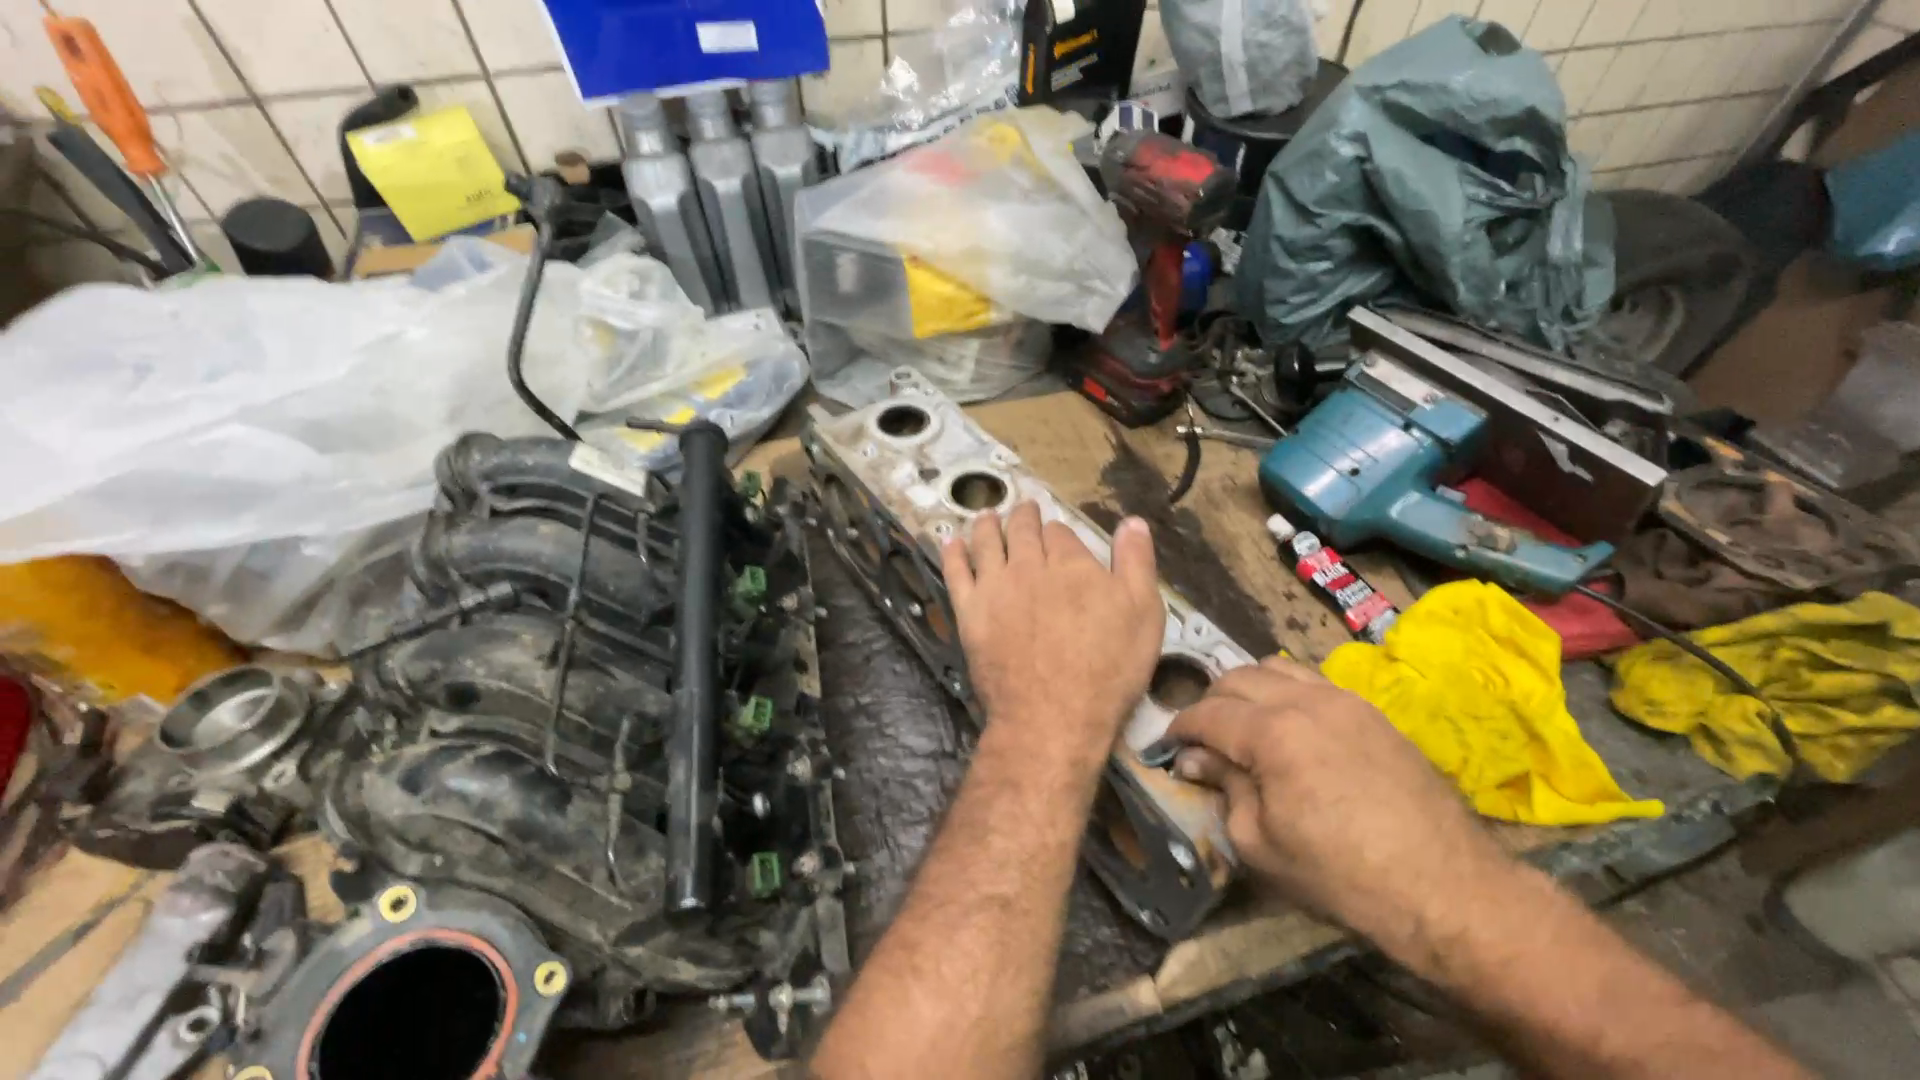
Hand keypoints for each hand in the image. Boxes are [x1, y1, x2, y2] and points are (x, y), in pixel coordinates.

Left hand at [943, 503, 1162, 764]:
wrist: (1053, 715)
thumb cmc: (1108, 670)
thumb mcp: (1144, 615)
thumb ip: (1136, 563)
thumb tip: (1132, 521)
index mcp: (1072, 564)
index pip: (1062, 534)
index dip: (1061, 532)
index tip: (1060, 535)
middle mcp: (1030, 566)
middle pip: (1024, 531)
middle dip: (1025, 517)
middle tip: (1023, 510)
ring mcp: (996, 588)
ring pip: (987, 543)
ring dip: (988, 524)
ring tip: (987, 516)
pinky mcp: (970, 613)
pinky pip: (956, 573)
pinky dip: (953, 553)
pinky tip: (950, 542)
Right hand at [1167, 656, 1515, 945]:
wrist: (1441, 885)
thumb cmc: (1339, 874)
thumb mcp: (1260, 841)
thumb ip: (1224, 788)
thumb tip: (1196, 759)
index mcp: (1272, 732)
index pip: (1208, 713)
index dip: (1180, 727)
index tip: (1167, 746)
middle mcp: (1305, 701)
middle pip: (1238, 678)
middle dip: (1209, 702)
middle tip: (1201, 737)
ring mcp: (1343, 700)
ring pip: (1276, 668)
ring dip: (1247, 688)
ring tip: (1240, 722)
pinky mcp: (1371, 711)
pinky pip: (1313, 681)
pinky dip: (1285, 690)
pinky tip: (1286, 722)